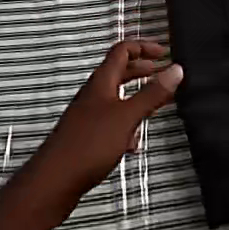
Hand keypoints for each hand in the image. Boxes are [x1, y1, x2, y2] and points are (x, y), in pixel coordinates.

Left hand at [26, 41, 183, 203]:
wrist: (53, 183)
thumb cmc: (89, 144)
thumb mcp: (126, 117)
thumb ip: (152, 94)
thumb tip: (175, 69)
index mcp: (102, 81)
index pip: (122, 50)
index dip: (143, 47)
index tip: (164, 52)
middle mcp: (94, 94)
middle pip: (119, 71)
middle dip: (143, 70)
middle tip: (164, 73)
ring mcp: (88, 115)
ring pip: (116, 98)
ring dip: (136, 97)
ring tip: (156, 105)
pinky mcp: (86, 137)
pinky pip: (111, 122)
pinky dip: (126, 124)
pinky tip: (134, 142)